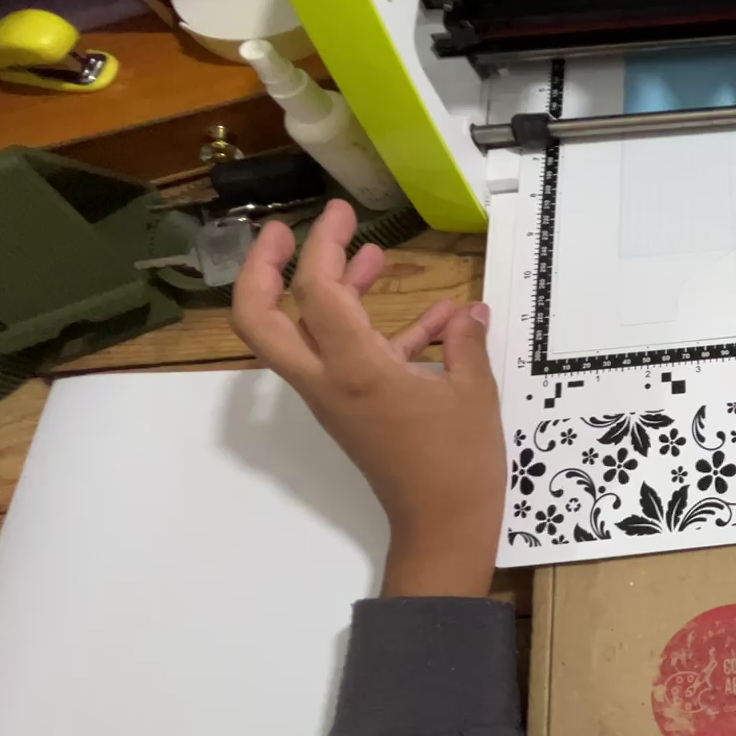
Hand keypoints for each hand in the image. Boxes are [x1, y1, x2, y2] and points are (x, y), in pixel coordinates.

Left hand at [231, 200, 505, 597]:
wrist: (443, 521)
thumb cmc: (460, 458)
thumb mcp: (472, 392)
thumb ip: (465, 343)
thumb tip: (470, 310)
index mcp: (355, 369)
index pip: (317, 294)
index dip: (322, 247)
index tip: (341, 213)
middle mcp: (328, 379)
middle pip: (262, 319)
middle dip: (267, 269)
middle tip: (292, 232)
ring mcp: (335, 396)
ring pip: (304, 334)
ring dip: (328, 293)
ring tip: (372, 256)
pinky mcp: (354, 408)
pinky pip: (352, 357)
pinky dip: (383, 331)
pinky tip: (435, 319)